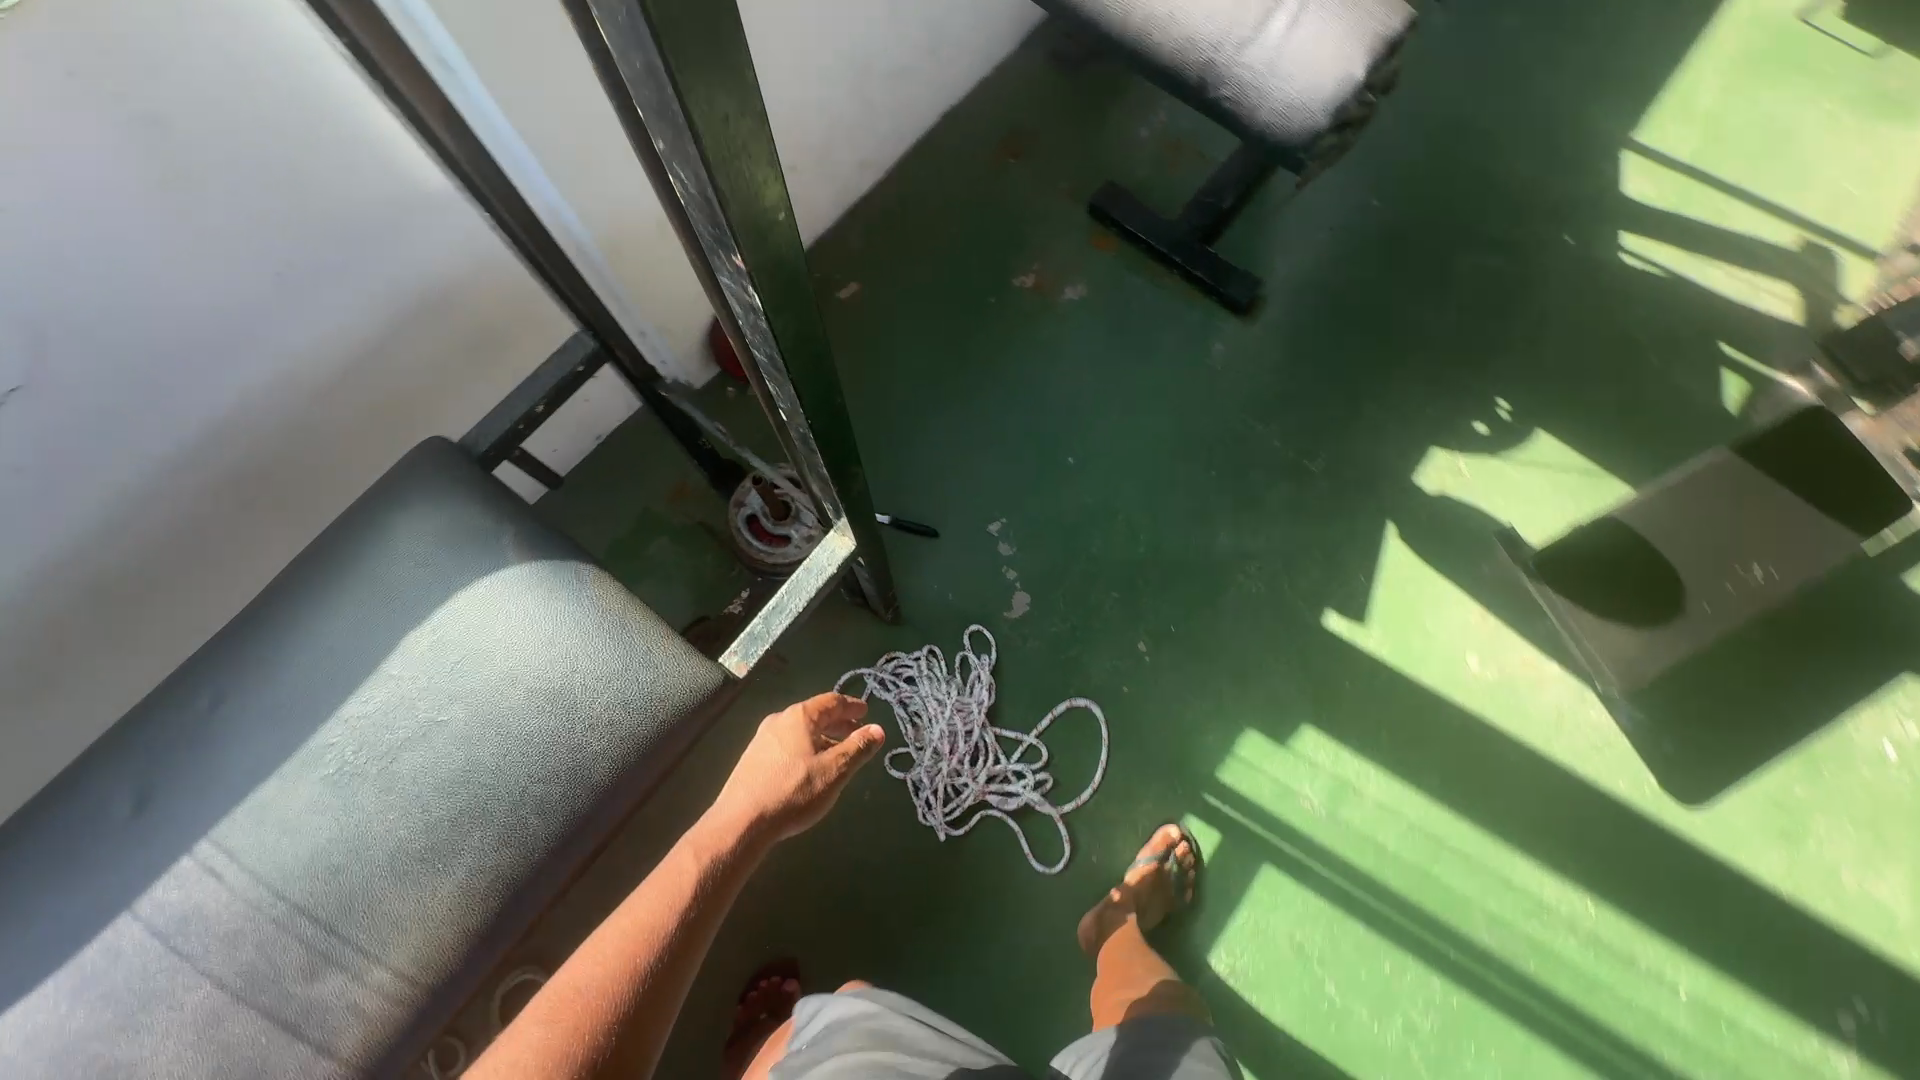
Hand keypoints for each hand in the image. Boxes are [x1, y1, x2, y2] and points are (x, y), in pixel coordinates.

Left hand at [712, 693, 885, 841]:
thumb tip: (878, 730)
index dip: (852, 706)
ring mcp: (762, 739)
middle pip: (815, 715)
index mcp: (799, 717)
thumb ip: (858, 748)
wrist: (741, 822)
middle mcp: (778, 721)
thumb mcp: (835, 771)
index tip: (866, 712)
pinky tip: (810, 768)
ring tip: (837, 754)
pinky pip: (787, 744)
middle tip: (857, 733)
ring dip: (822, 738)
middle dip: (838, 723)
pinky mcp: (752, 759)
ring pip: (800, 731)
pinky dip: (806, 748)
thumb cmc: (794, 792)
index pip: (831, 701)